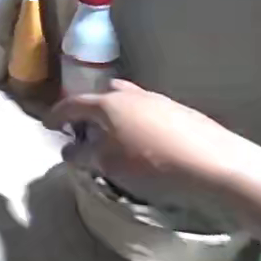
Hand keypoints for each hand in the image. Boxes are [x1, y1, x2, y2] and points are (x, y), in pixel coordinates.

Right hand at [46, 80, 250, 203]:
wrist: (214, 164)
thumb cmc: (152, 165)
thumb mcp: (109, 165)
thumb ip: (84, 156)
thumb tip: (69, 150)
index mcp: (108, 104)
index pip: (74, 104)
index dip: (57, 114)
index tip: (47, 124)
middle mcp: (132, 95)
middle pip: (104, 95)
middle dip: (91, 110)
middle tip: (86, 130)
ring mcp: (158, 100)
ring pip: (129, 102)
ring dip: (117, 117)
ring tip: (117, 140)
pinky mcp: (181, 112)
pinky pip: (149, 113)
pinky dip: (138, 124)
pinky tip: (146, 145)